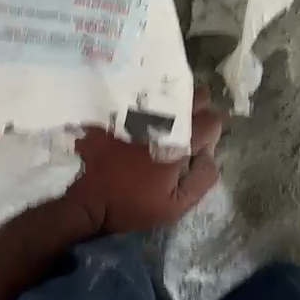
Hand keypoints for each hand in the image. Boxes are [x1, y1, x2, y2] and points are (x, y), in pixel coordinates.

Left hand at [48, 92, 224, 241]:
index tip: (199, 150)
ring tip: (167, 125)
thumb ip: (203, 179)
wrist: (86, 202)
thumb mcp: (175, 207)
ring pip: (172, 92)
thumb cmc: (132, 205)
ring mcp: (138, 113)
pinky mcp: (120, 112)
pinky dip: (150, 105)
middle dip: (200, 111)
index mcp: (178, 143)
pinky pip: (143, 96)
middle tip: (187, 132)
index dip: (212, 135)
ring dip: (177, 105)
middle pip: (198, 97)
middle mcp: (161, 121)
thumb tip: (211, 156)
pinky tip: (143, 122)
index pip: (213, 120)